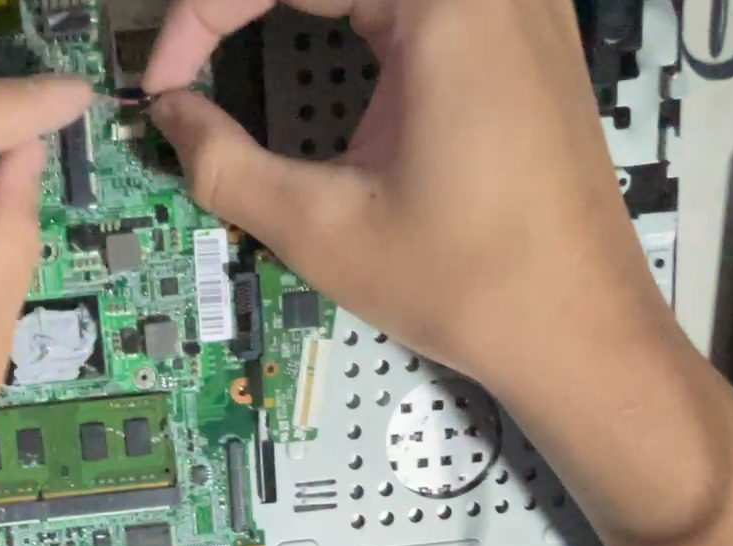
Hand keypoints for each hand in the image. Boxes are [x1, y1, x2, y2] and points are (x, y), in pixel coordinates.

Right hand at [142, 0, 676, 387]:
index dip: (201, 14)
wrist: (571, 326)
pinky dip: (352, 12)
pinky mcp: (518, 33)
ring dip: (295, 5)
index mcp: (442, 1)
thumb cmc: (455, 281)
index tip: (161, 84)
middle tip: (190, 59)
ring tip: (233, 44)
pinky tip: (324, 44)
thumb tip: (169, 115)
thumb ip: (224, 166)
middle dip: (239, 3)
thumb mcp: (321, 229)